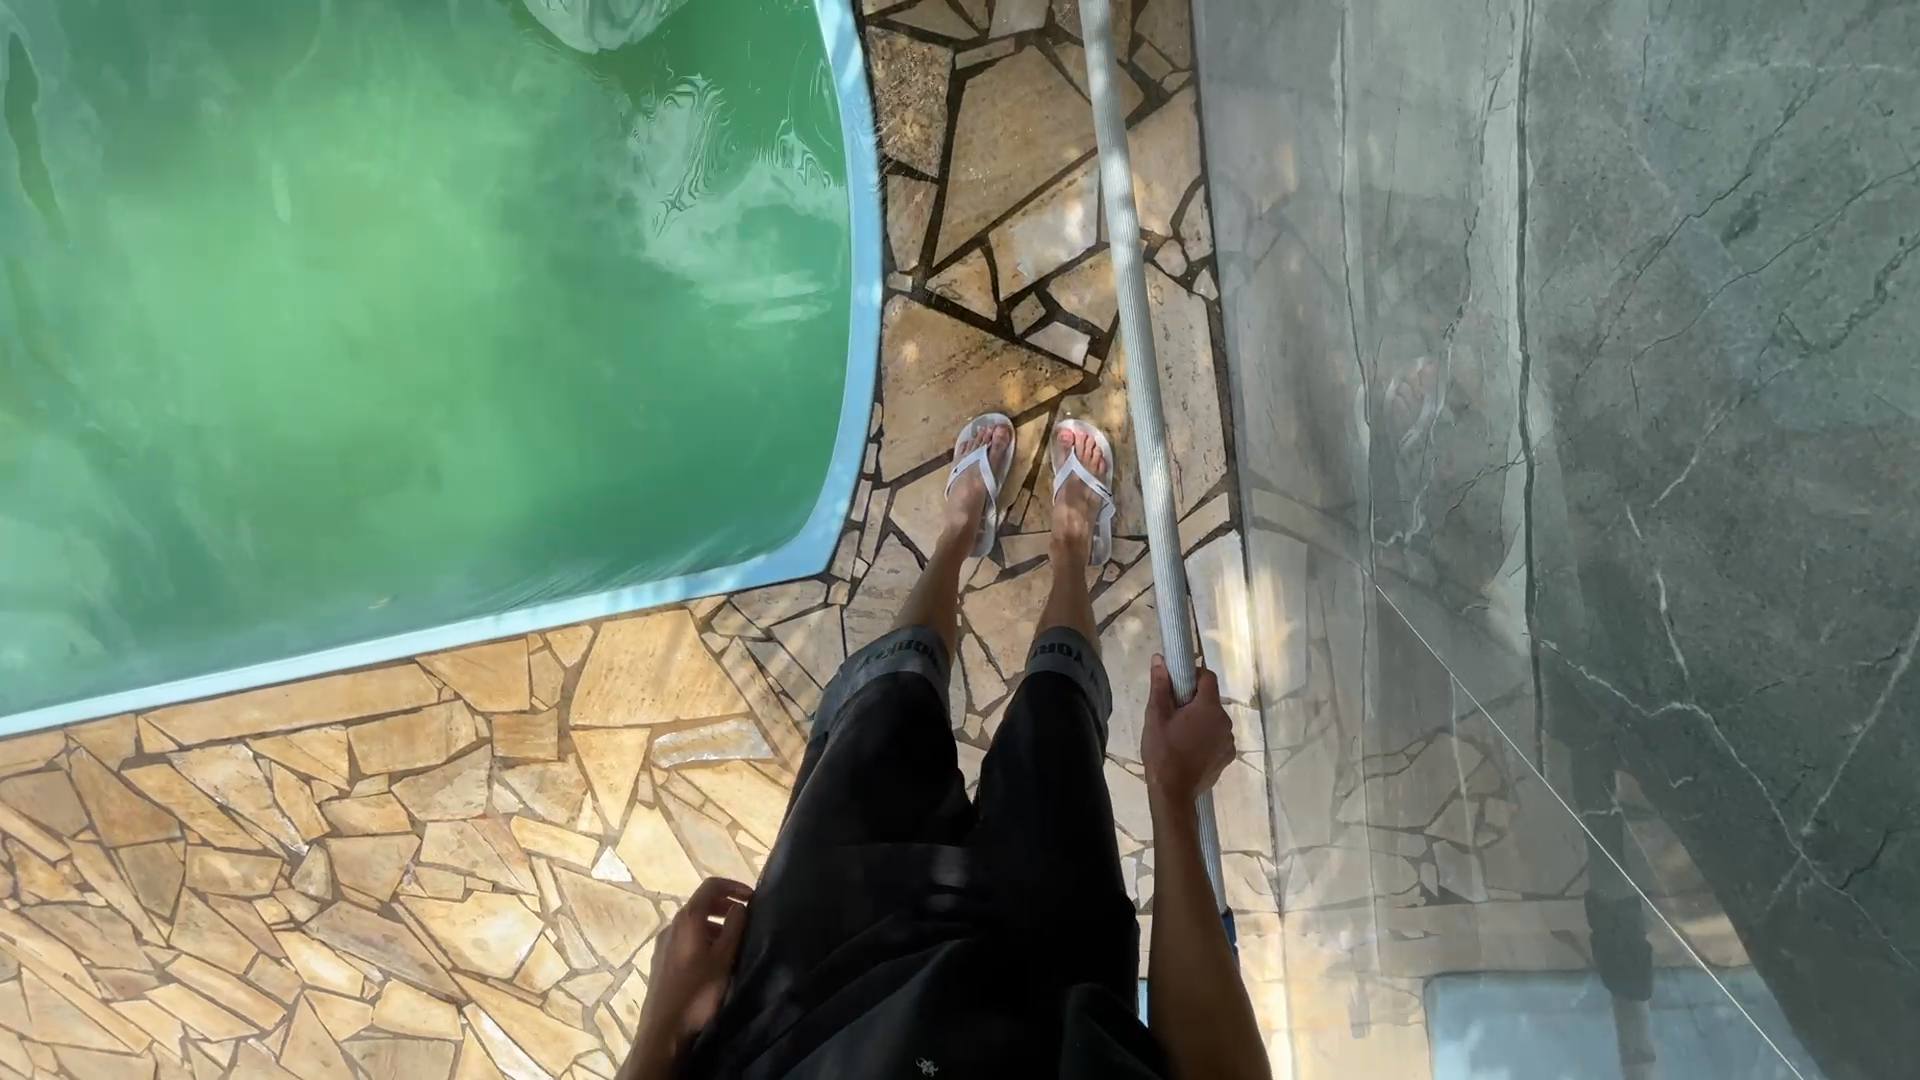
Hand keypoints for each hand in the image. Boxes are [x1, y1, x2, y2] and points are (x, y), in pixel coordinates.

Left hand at [637, 877, 751, 1050]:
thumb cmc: (697, 992)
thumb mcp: (724, 957)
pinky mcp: (660, 960)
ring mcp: (663, 943)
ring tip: (732, 940)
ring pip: (693, 922)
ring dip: (715, 922)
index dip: (734, 885)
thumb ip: (734, 926)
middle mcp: (672, 925)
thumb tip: (739, 906)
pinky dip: (702, 936)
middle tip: (745, 917)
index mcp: (688, 919)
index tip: (752, 897)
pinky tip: (712, 958)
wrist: (662, 1033)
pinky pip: (685, 937)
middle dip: (725, 904)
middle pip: (701, 902)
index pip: (711, 885)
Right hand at [1141, 654, 1234, 803]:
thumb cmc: (1162, 751)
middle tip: (1171, 713)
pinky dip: (1206, 737)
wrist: (1173, 792)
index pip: (1208, 677)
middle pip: (1210, 699)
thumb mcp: (1155, 716)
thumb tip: (1160, 659)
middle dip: (1193, 701)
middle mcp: (1225, 721)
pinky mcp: (1227, 756)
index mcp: (1209, 707)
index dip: (1192, 676)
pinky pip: (1217, 737)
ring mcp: (1229, 740)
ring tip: (1178, 734)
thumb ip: (1160, 685)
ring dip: (1200, 719)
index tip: (1176, 686)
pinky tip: (1189, 749)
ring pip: (1213, 719)